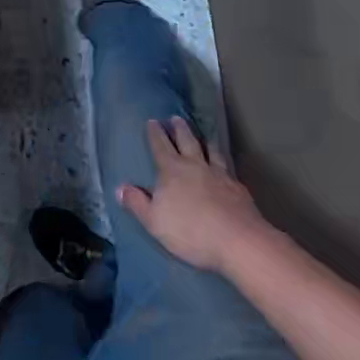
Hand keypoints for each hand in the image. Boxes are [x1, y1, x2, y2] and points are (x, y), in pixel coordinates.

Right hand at [117, 116, 270, 271]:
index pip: (160, 146)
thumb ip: (137, 203)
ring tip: (203, 136)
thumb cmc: (191, 231)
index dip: (155, 133)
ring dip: (205, 142)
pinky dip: (224, 164)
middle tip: (176, 118)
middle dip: (180, 129)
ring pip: (211, 152)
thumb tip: (120, 188)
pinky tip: (226, 169)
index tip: (153, 121)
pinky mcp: (239, 189)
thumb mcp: (154, 221)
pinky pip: (229, 170)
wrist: (239, 242)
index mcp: (172, 170)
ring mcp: (220, 176)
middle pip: (186, 141)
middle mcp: (195, 166)